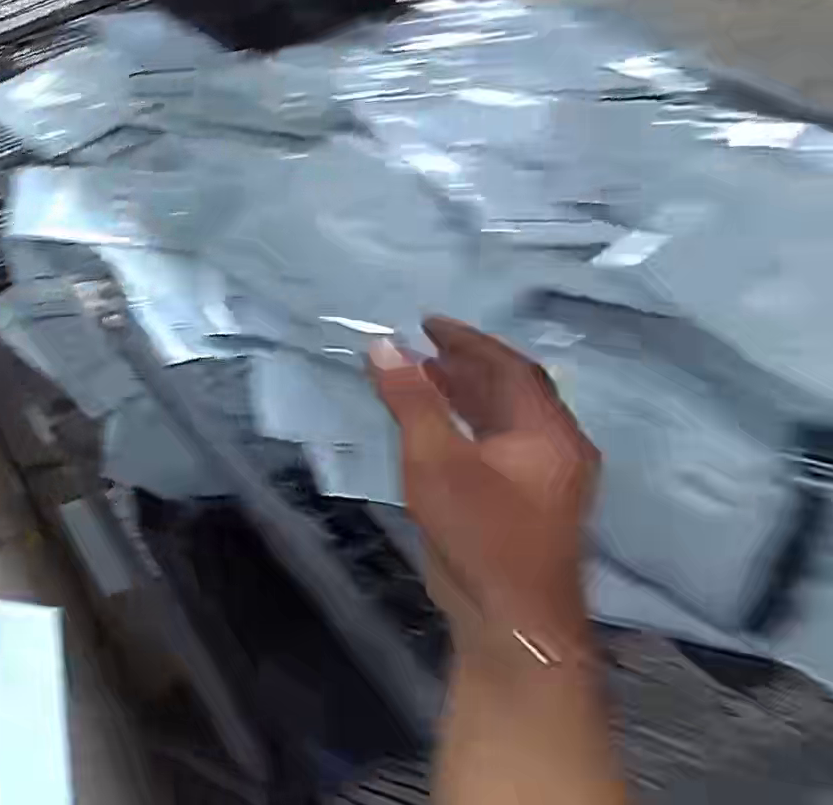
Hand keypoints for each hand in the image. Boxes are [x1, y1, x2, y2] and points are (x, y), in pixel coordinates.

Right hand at [368, 317, 599, 663]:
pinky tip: (429, 419)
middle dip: (465, 362)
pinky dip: (459, 418)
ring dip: (461, 389)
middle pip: (512, 391)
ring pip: (501, 416)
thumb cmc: (477, 529)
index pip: (512, 370)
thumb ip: (410, 399)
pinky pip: (491, 438)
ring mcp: (539, 477)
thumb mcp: (434, 457)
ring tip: (418, 371)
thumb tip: (383, 345)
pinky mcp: (518, 497)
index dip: (469, 341)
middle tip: (419, 342)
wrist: (510, 615)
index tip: (426, 321)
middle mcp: (554, 450)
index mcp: (548, 436)